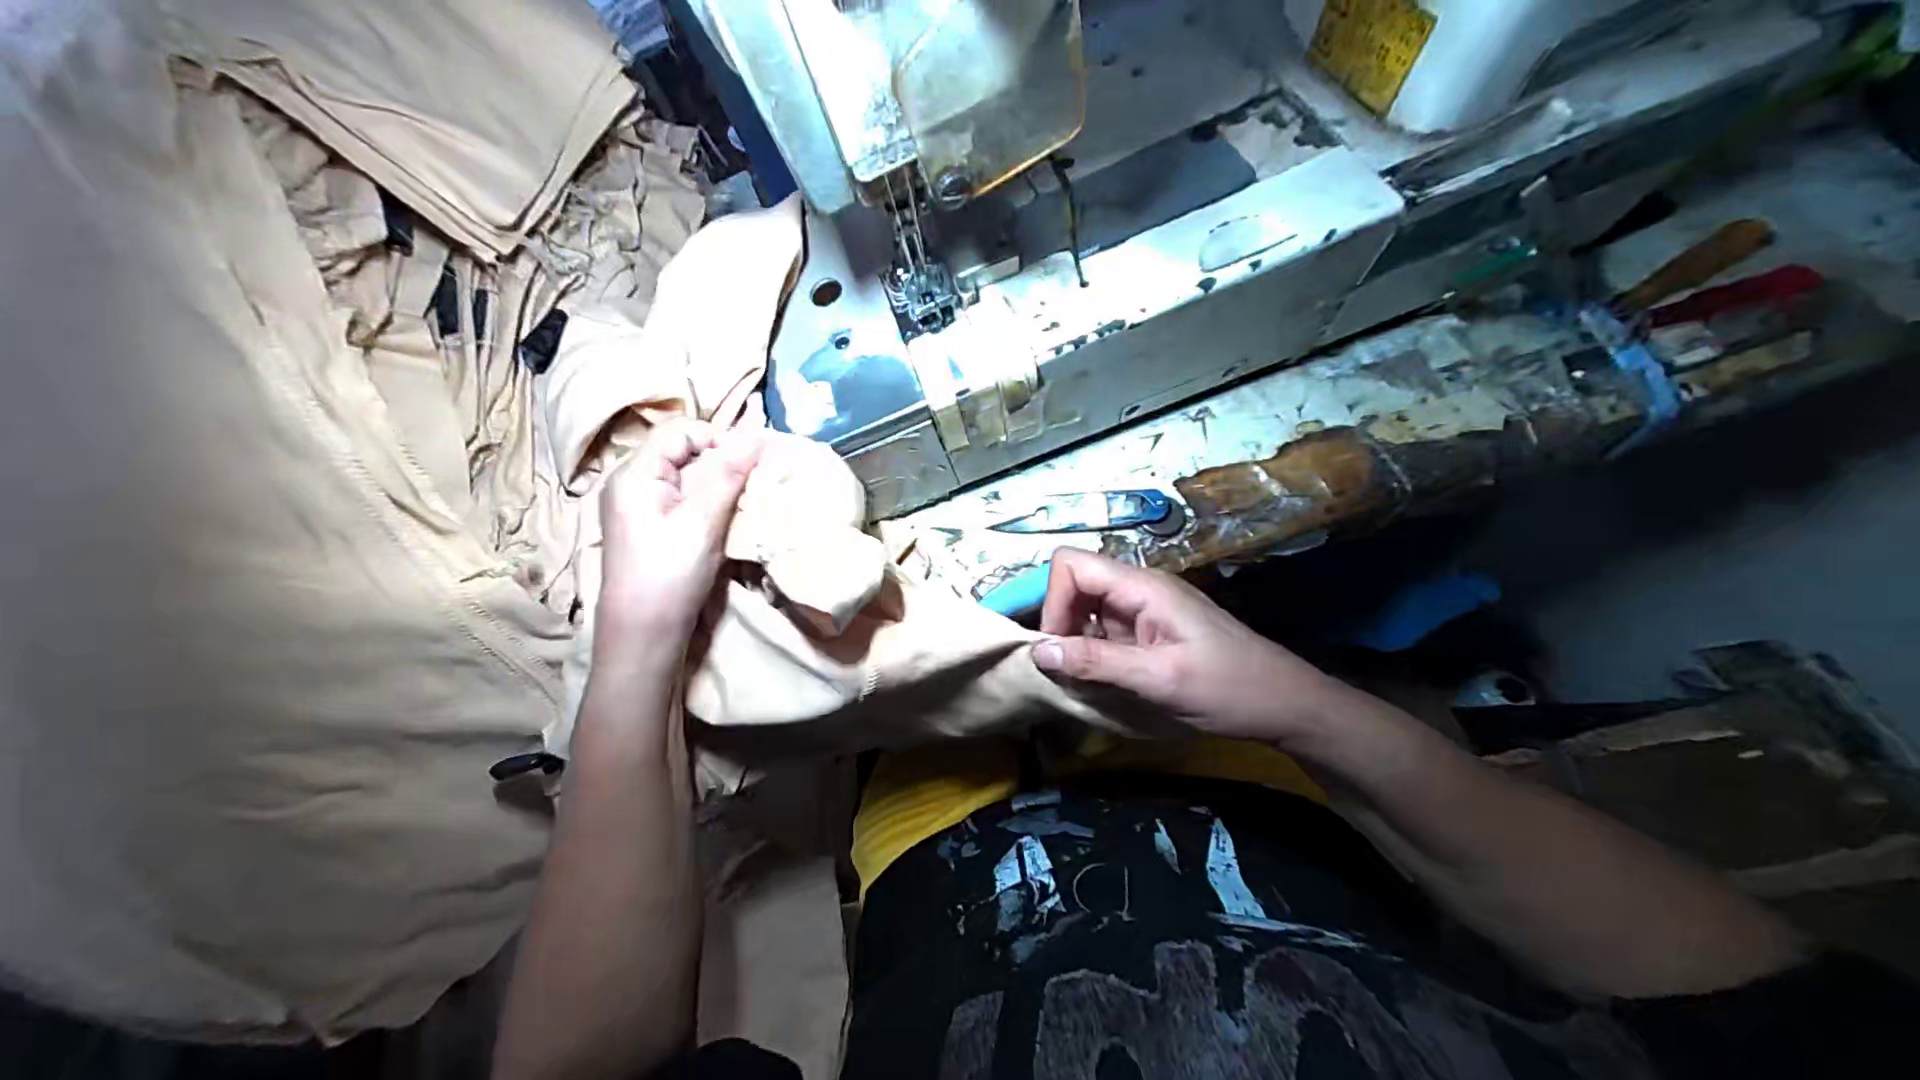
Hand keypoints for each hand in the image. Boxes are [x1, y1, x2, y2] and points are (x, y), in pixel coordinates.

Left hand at [599, 419, 760, 642]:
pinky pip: (680, 498)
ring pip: (684, 475)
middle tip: (749, 486)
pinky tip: (721, 521)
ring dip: (716, 484)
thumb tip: (755, 436)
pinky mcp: (647, 526)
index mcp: (634, 474)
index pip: (680, 431)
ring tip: (738, 504)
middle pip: (681, 450)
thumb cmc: (670, 575)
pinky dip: (705, 502)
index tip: (748, 466)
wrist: (643, 634)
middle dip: (720, 462)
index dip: (717, 439)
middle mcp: (629, 482)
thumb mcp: (703, 522)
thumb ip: (728, 475)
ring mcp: (636, 506)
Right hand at [1031, 548, 1347, 743]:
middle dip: (1060, 625)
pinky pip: (1104, 634)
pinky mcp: (1149, 634)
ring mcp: (1144, 612)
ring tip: (1084, 681)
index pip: (1073, 565)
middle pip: (1075, 586)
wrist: (1285, 705)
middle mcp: (1139, 591)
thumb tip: (1038, 651)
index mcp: (1143, 587)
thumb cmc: (1229, 688)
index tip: (1058, 647)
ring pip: (1086, 612)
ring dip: (1075, 643)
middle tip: (1067, 670)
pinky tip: (1102, 683)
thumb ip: (1096, 662)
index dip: (1053, 601)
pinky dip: (1092, 655)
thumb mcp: (1159, 678)